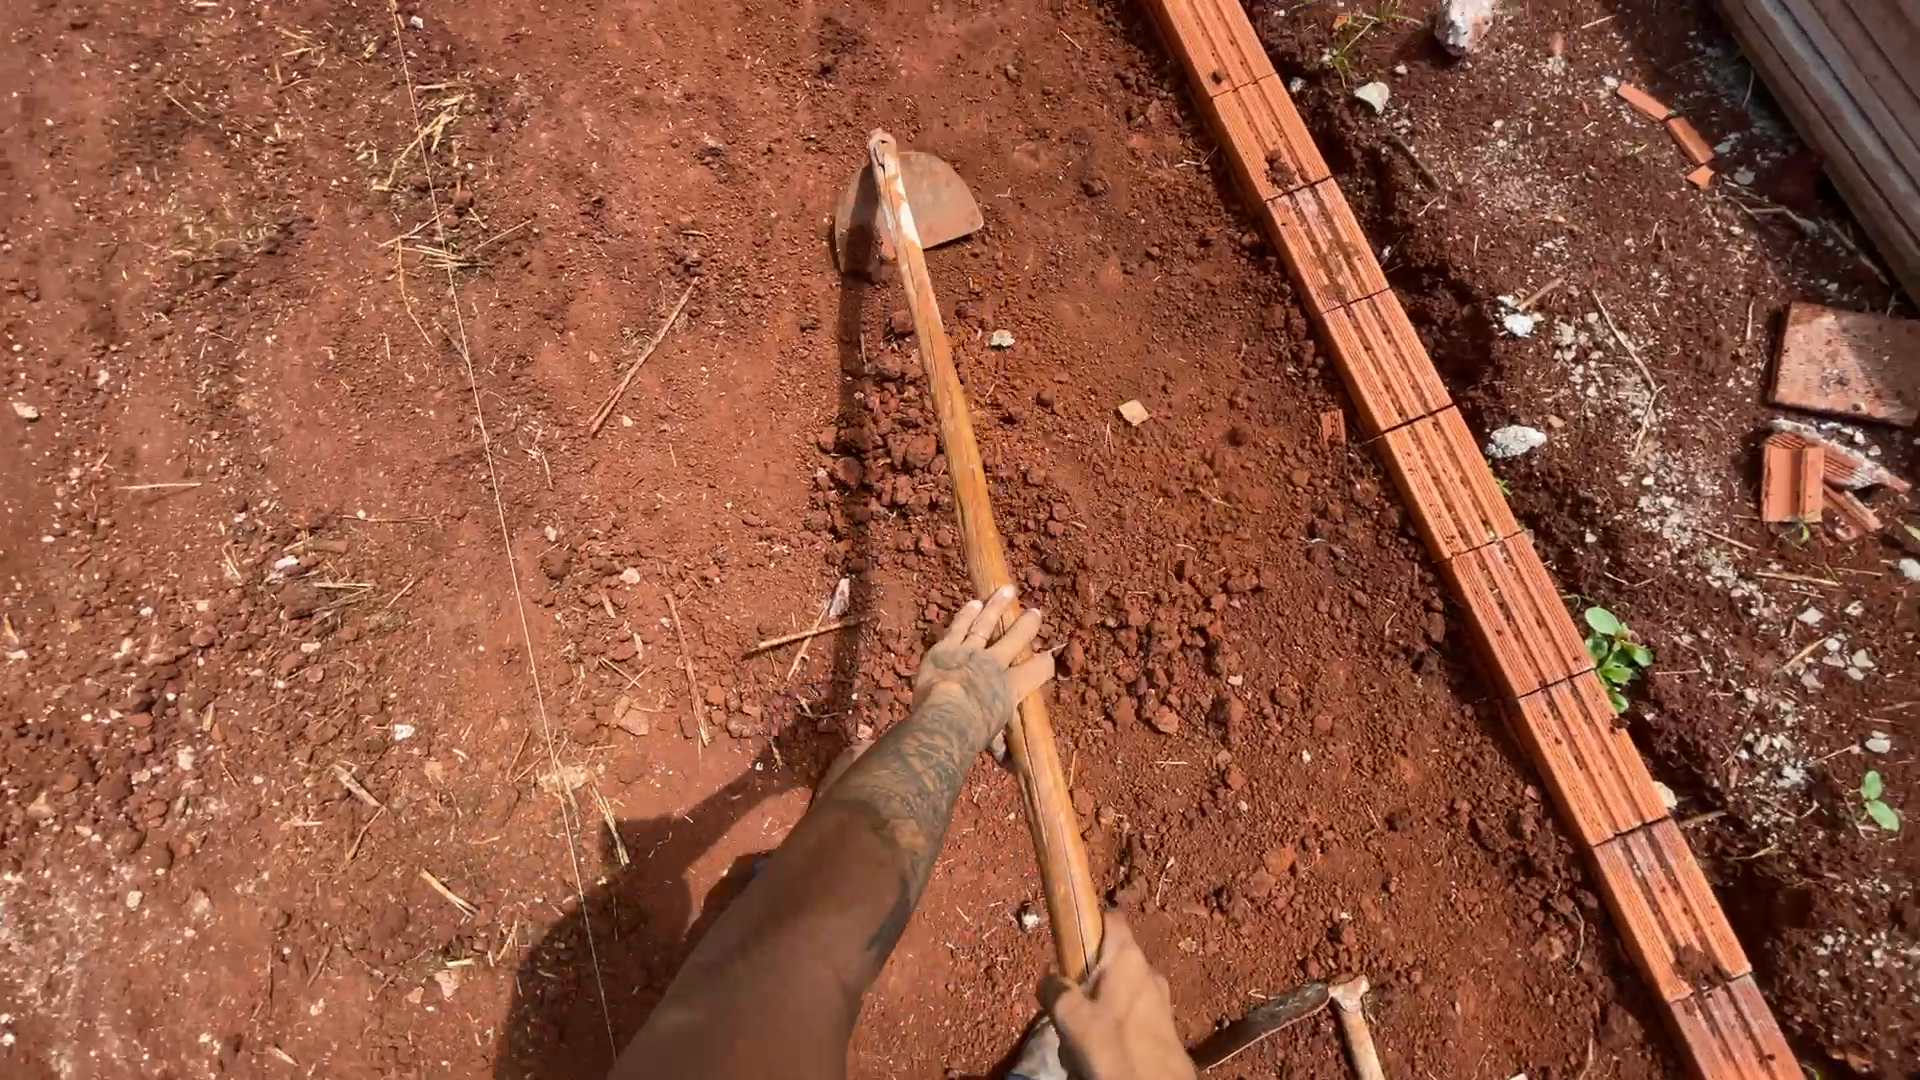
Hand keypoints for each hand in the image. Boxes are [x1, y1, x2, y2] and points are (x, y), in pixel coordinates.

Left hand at [912, 585, 1053, 750]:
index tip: (1054, 655)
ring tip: (1008, 590)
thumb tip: (1011, 768)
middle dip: (1028, 623)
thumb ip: (1001, 746)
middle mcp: (995, 663)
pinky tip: (974, 602)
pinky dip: (967, 614)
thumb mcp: (992, 740)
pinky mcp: (946, 647)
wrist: (946, 717)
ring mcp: (971, 651)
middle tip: (1036, 612)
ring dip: (999, 606)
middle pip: (1016, 636)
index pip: (1039, 669)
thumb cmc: (972, 734)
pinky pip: (959, 626)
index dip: (1048, 661)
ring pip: (987, 623)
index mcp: (1012, 686)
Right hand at [1038, 916, 1195, 1079]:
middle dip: (1083, 983)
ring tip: (1079, 1043)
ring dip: (1093, 1013)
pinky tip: (1098, 1057)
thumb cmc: (1115, 1047)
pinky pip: (1127, 1018)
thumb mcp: (1071, 1017)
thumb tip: (1048, 980)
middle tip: (1067, 1009)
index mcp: (1127, 956)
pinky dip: (1111, 1031)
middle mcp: (1146, 970)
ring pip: (1114, 994)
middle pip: (1106, 962)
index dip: (1087, 921)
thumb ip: (1054, 990)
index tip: (1067, 940)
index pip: (1108, 916)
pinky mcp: (1162, 1029)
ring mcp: (1157, 1000)